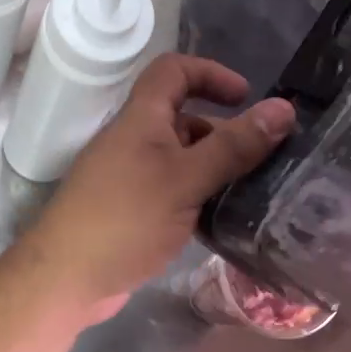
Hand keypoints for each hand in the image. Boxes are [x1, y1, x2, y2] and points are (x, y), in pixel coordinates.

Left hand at [12, 53, 294, 322]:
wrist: (67, 279)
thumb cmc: (125, 220)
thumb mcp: (185, 179)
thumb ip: (233, 146)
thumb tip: (284, 108)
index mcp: (140, 120)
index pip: (173, 72)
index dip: (210, 73)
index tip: (246, 97)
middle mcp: (132, 144)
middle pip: (182, 120)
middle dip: (223, 132)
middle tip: (265, 158)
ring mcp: (128, 181)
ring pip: (180, 162)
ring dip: (214, 171)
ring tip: (254, 193)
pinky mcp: (129, 216)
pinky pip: (171, 195)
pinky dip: (197, 200)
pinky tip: (223, 222)